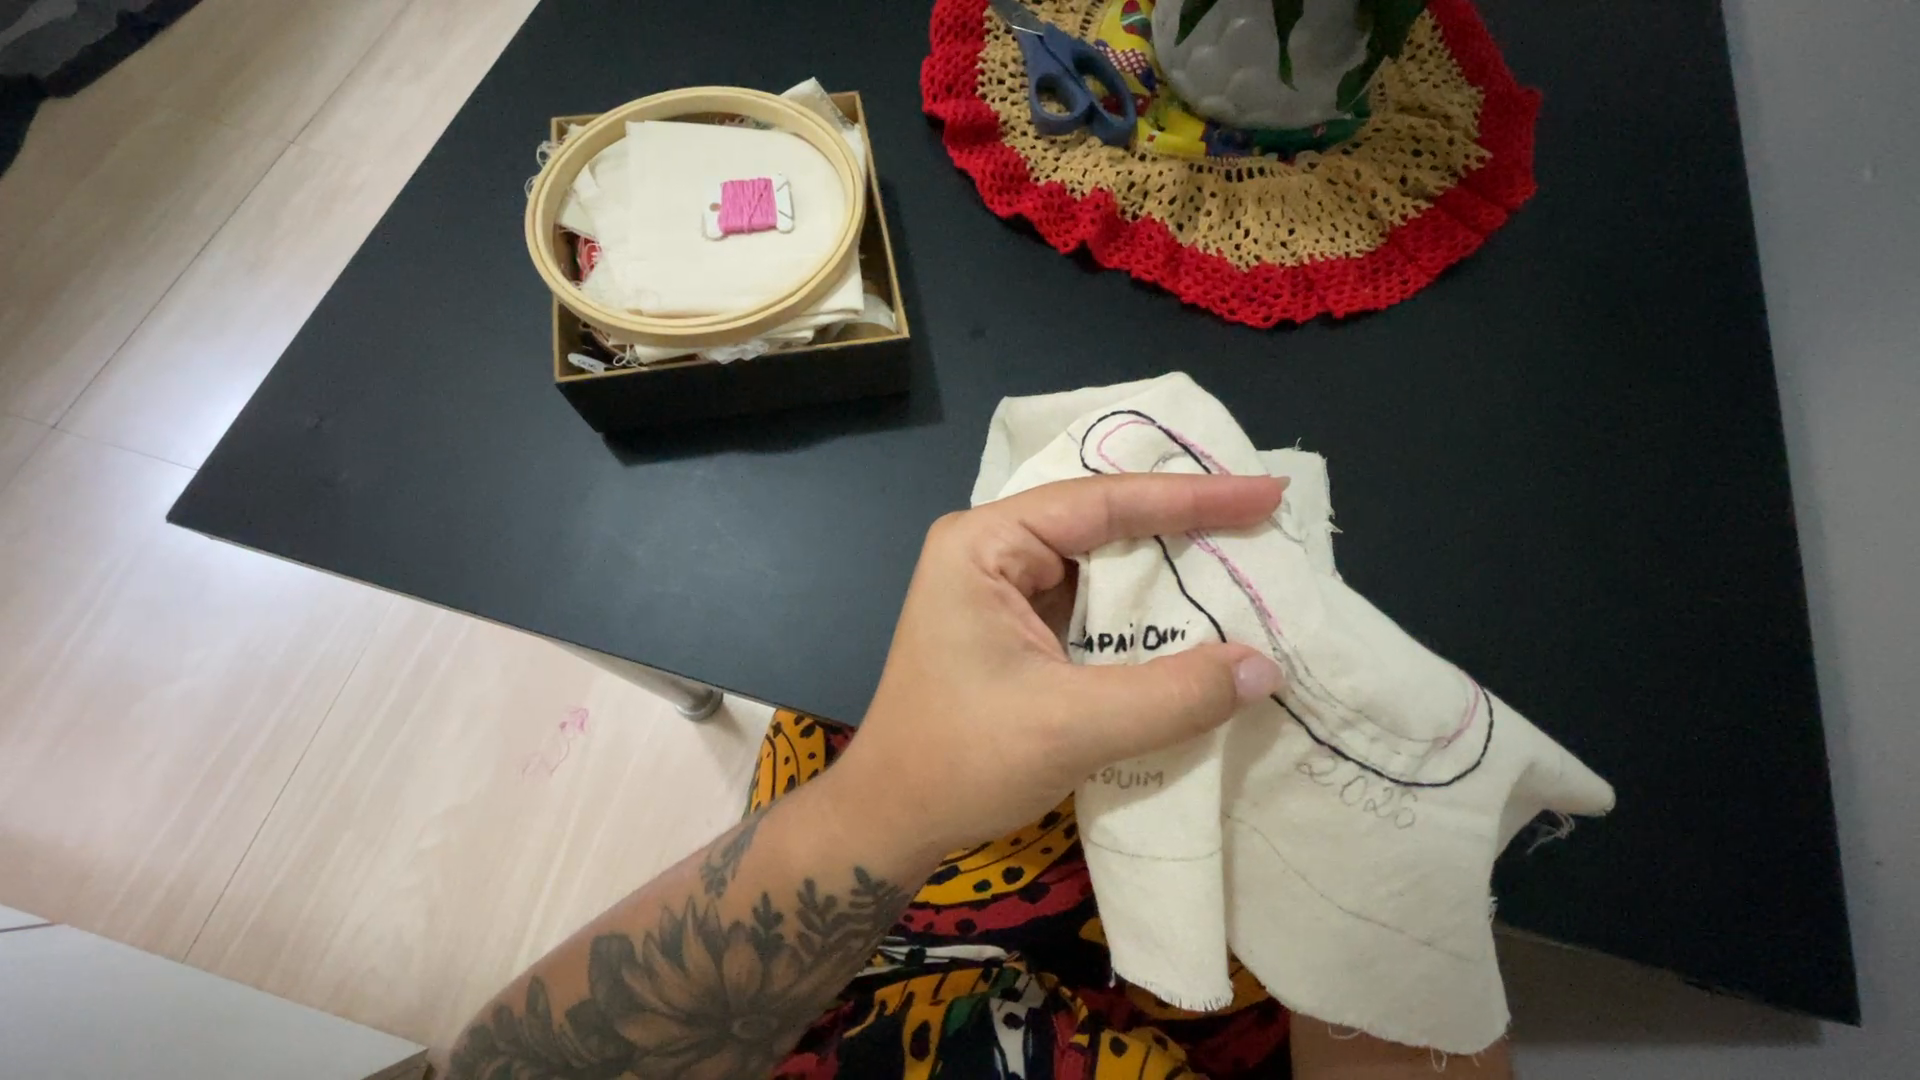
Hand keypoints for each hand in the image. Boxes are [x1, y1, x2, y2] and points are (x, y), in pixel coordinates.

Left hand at [831, 474, 1288, 858]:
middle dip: (1180, 527)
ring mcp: (1000, 588)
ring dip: (1164, 572)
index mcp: (984, 544)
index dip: (1189, 497)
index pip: (1099, 503)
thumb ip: (1172, 695)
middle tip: (1264, 523)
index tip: (1265, 493)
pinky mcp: (1015, 626)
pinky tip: (1192, 618)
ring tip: (1244, 565)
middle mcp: (990, 550)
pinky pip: (1090, 604)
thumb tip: (1264, 667)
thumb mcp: (1071, 727)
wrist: (892, 817)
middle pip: (1101, 524)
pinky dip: (1140, 613)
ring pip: (1099, 565)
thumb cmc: (960, 762)